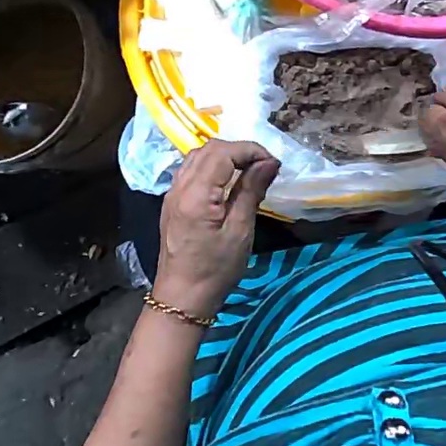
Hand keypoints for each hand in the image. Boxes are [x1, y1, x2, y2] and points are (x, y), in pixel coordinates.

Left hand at [154, 140, 279, 318]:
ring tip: (248, 171)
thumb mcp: (240, 231)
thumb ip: (251, 190)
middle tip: (264, 166)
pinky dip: (211, 166)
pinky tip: (227, 182)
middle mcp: (180, 186)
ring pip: (197, 156)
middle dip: (239, 150)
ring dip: (224, 156)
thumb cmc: (215, 269)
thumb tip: (269, 162)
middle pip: (209, 148)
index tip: (272, 164)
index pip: (223, 152)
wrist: (182, 297)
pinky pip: (191, 170)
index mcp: (196, 193)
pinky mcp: (172, 202)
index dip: (250, 150)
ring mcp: (172, 193)